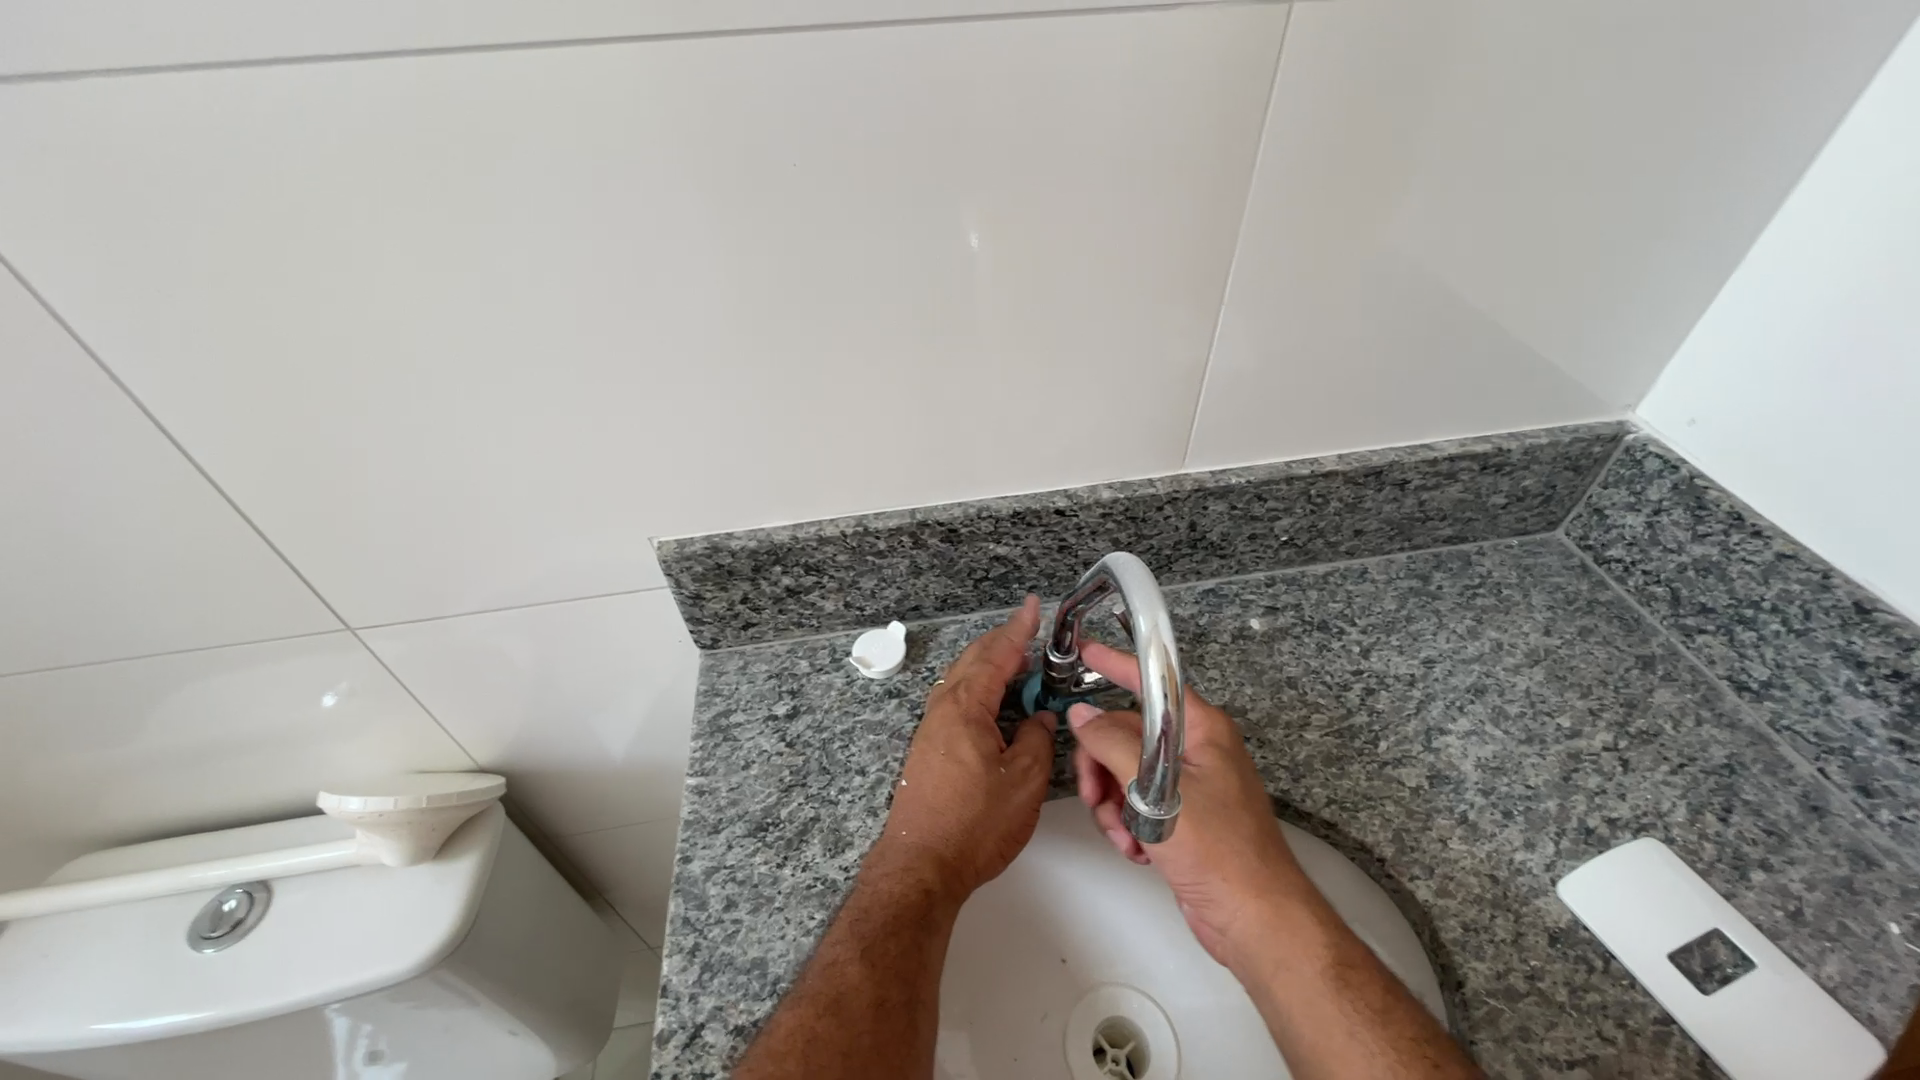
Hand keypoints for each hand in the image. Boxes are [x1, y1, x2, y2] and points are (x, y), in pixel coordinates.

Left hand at [870, 596, 1056, 903]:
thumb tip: (1039, 719)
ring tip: (1016, 667)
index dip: (1018, 629)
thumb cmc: (974, 824)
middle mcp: (942, 710)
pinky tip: (993, 707)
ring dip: (988, 668)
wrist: (921, 865)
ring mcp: (930, 731)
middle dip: (1001, 643)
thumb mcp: (1024, 781)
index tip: (1033, 606)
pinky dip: (978, 692)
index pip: (996, 654)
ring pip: (961, 682)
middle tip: (1028, 633)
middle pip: (972, 662)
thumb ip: (1037, 739)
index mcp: (965, 707)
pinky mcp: (927, 751)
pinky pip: (955, 703)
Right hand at [1068, 641, 1315, 968]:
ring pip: (1125, 772)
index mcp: (1202, 730)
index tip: (1087, 651)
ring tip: (1124, 834)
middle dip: (1103, 766)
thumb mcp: (1157, 790)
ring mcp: (1188, 785)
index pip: (1154, 681)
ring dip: (1113, 804)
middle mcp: (1195, 750)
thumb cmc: (1220, 852)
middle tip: (1095, 795)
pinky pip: (1136, 804)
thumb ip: (1113, 745)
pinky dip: (1127, 824)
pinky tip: (1137, 849)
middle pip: (1127, 733)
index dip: (1118, 665)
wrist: (1252, 918)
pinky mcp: (1180, 818)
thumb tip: (1082, 715)